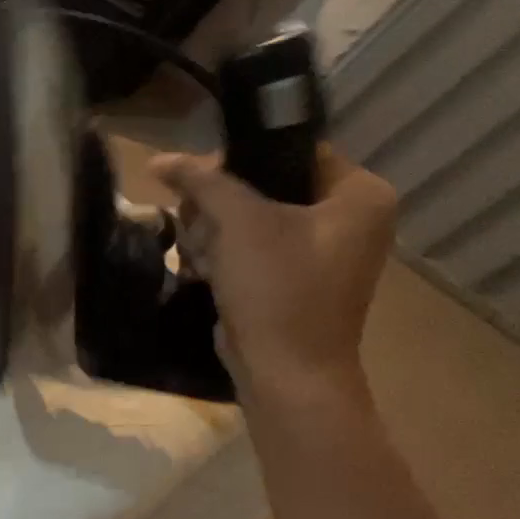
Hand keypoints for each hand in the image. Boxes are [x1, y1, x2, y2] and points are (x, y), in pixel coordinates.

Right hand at [152, 146, 396, 400]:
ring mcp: (319, 248)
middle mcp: (348, 217)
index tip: (199, 181)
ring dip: (211, 232)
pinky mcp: (291, 275)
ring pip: (244, 215)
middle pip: (260, 183)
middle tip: (200, 225)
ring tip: (202, 255)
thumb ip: (201, 180)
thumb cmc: (278, 287)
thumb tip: (160, 159)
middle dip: (217, 205)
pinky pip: (245, 244)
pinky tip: (206, 270)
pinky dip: (219, 254)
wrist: (286, 368)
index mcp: (359, 195)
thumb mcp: (238, 222)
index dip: (237, 159)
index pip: (289, 150)